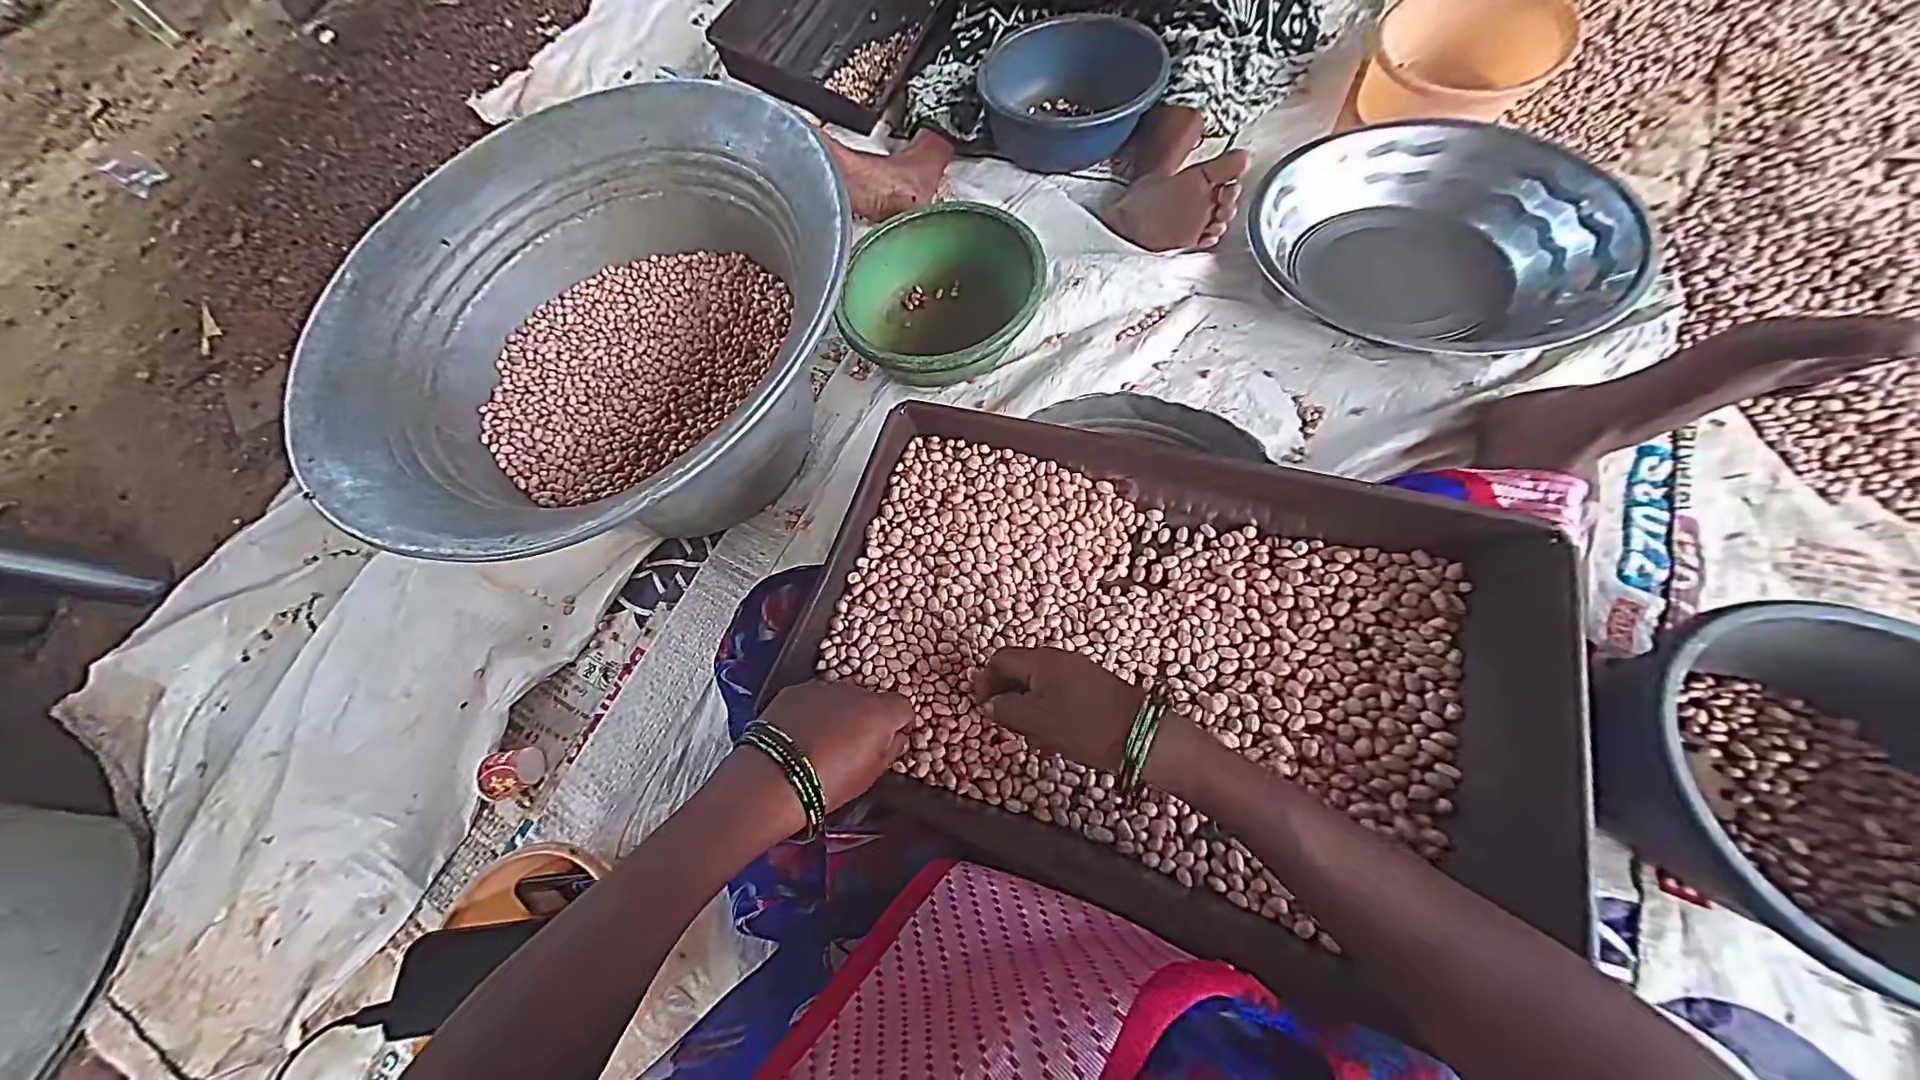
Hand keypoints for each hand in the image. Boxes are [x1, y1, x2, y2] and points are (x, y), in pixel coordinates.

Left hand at [755, 680, 911, 811]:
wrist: (773, 778)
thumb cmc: (830, 784)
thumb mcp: (871, 775)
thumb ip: (891, 749)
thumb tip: (896, 736)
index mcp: (880, 712)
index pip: (903, 706)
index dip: (900, 723)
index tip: (891, 739)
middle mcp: (854, 691)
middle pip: (870, 700)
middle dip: (866, 717)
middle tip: (851, 745)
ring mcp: (822, 687)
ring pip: (840, 697)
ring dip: (838, 712)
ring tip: (821, 741)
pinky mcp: (794, 690)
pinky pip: (813, 698)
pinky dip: (811, 711)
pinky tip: (799, 734)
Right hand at [971, 647, 1143, 772]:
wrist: (1141, 735)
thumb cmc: (1084, 727)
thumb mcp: (1036, 721)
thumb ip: (1006, 709)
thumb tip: (989, 704)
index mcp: (1042, 660)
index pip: (1000, 660)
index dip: (985, 682)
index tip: (981, 706)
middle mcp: (1060, 658)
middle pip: (1021, 669)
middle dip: (1007, 695)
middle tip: (1003, 721)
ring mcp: (1079, 671)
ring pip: (1040, 683)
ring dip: (1028, 705)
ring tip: (1030, 734)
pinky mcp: (1094, 686)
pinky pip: (1059, 691)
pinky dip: (1048, 708)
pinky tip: (1054, 735)